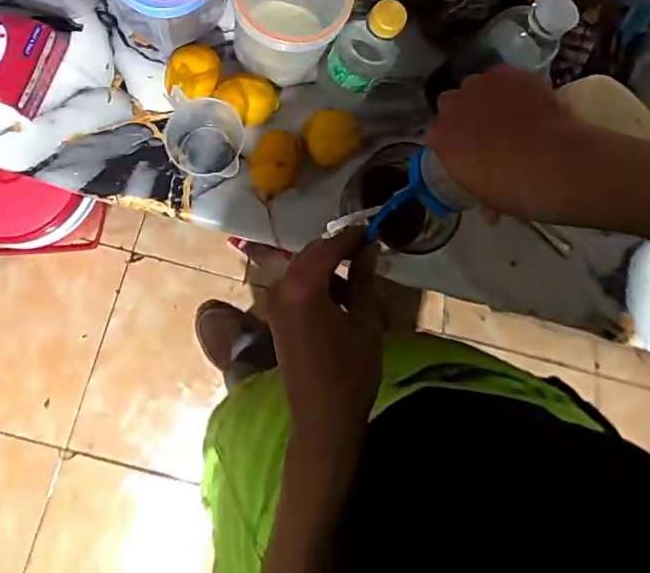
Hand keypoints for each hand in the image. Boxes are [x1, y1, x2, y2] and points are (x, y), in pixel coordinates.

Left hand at [268, 226, 382, 450]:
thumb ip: (364, 279)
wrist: (322, 422)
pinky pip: (296, 285)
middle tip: (369, 247)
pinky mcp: (276, 318)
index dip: (353, 234)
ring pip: (303, 268)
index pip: (330, 246)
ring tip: (359, 272)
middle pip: (312, 253)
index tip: (374, 227)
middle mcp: (282, 289)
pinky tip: (340, 295)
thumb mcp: (366, 321)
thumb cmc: (351, 372)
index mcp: (303, 287)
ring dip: (328, 264)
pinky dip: (317, 281)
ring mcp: (275, 304)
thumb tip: (369, 247)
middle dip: (339, 247)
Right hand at [427, 67, 587, 217]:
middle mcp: (454, 104)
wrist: (555, 163)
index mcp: (441, 136)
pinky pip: (506, 78)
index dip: (455, 139)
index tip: (469, 148)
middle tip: (489, 129)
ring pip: (479, 85)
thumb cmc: (516, 189)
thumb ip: (478, 187)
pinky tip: (531, 102)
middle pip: (453, 102)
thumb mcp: (487, 197)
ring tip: (513, 113)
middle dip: (466, 113)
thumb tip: (488, 203)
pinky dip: (515, 88)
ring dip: (489, 97)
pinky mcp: (510, 73)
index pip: (438, 132)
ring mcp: (482, 84)